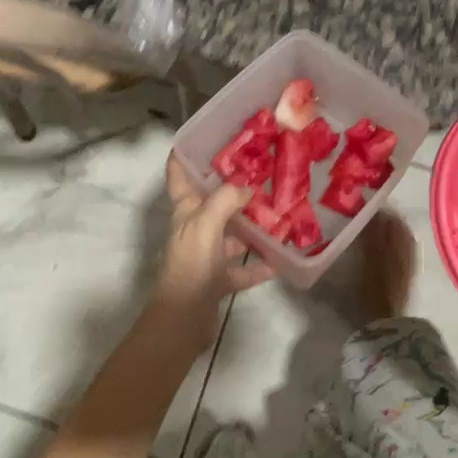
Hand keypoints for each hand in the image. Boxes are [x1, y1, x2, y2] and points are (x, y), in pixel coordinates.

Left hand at [151, 157, 276, 334]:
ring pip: (230, 234)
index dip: (184, 154)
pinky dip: (259, 264)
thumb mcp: (206, 224)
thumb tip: (248, 185)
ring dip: (251, 225)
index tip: (203, 137)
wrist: (183, 320)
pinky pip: (242, 268)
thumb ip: (226, 199)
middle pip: (211, 202)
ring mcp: (206, 256)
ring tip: (278, 211)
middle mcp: (194, 229)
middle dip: (231, 187)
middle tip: (259, 170)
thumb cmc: (191, 265)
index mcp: (185, 211)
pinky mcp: (217, 280)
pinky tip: (279, 259)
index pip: (178, 175)